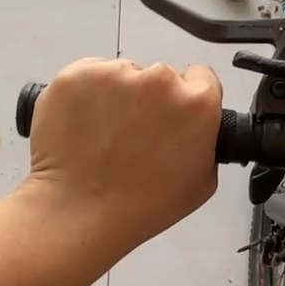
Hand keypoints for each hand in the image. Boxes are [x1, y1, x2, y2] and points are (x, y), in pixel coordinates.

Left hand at [22, 58, 221, 253]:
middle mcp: (160, 81)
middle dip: (150, 100)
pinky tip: (85, 128)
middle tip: (135, 135)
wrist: (80, 211)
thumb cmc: (139, 205)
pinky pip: (88, 77)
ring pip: (122, 75)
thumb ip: (207, 140)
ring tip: (105, 137)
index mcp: (196, 103)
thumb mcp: (203, 181)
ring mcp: (116, 74)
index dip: (188, 97)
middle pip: (160, 77)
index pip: (201, 77)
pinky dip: (86, 97)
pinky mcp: (77, 75)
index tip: (173, 114)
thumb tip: (198, 128)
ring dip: (117, 97)